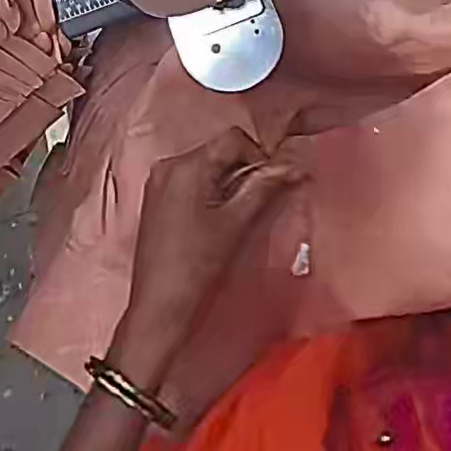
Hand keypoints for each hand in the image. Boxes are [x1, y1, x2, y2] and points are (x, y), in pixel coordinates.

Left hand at [108, 130, 306, 383]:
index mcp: (186, 165)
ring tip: (239, 214)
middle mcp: (168, 164)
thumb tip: (295, 165)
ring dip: (229, 181)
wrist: (158, 310)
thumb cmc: (198, 266)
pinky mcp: (155, 199)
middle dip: (244, 169)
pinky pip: (191, 180)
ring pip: (206, 165)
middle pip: (219, 150)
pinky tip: (218, 219)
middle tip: (259, 201)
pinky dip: (210, 190)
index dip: (259, 156)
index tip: (271, 185)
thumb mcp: (236, 224)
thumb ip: (264, 188)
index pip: (233, 139)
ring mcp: (158, 182)